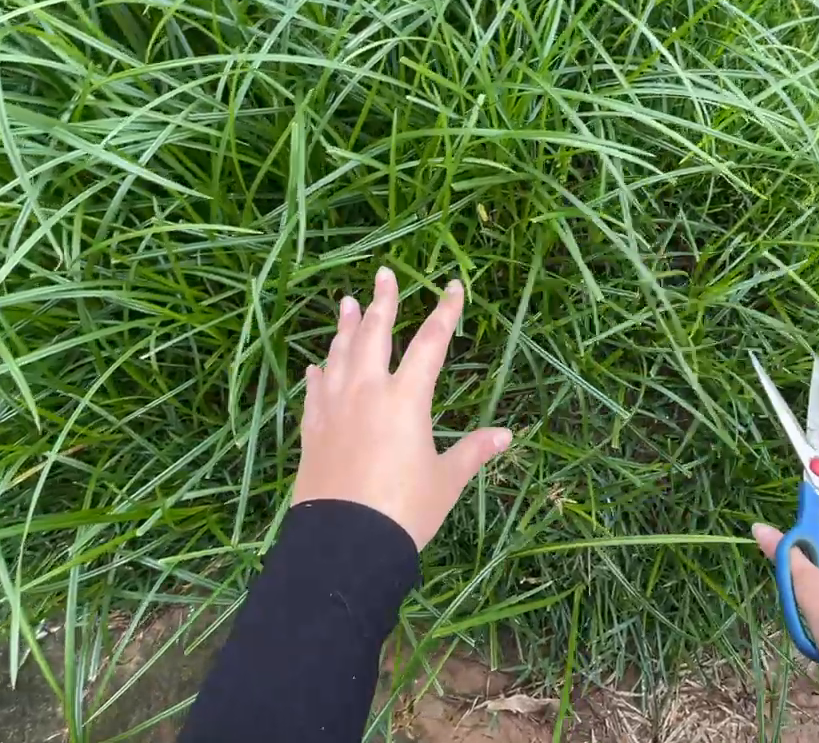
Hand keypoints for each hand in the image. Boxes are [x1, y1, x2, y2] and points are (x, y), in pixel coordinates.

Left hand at [292, 267, 512, 549]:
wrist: (342, 546)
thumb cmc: (403, 511)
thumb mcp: (446, 480)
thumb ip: (473, 452)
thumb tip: (506, 435)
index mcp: (405, 397)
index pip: (431, 342)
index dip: (445, 312)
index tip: (453, 286)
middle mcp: (367, 391)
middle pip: (375, 333)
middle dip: (382, 301)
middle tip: (383, 273)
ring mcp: (334, 408)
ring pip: (340, 354)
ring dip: (345, 326)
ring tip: (346, 302)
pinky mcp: (312, 430)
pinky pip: (314, 390)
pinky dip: (318, 372)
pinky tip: (316, 364)